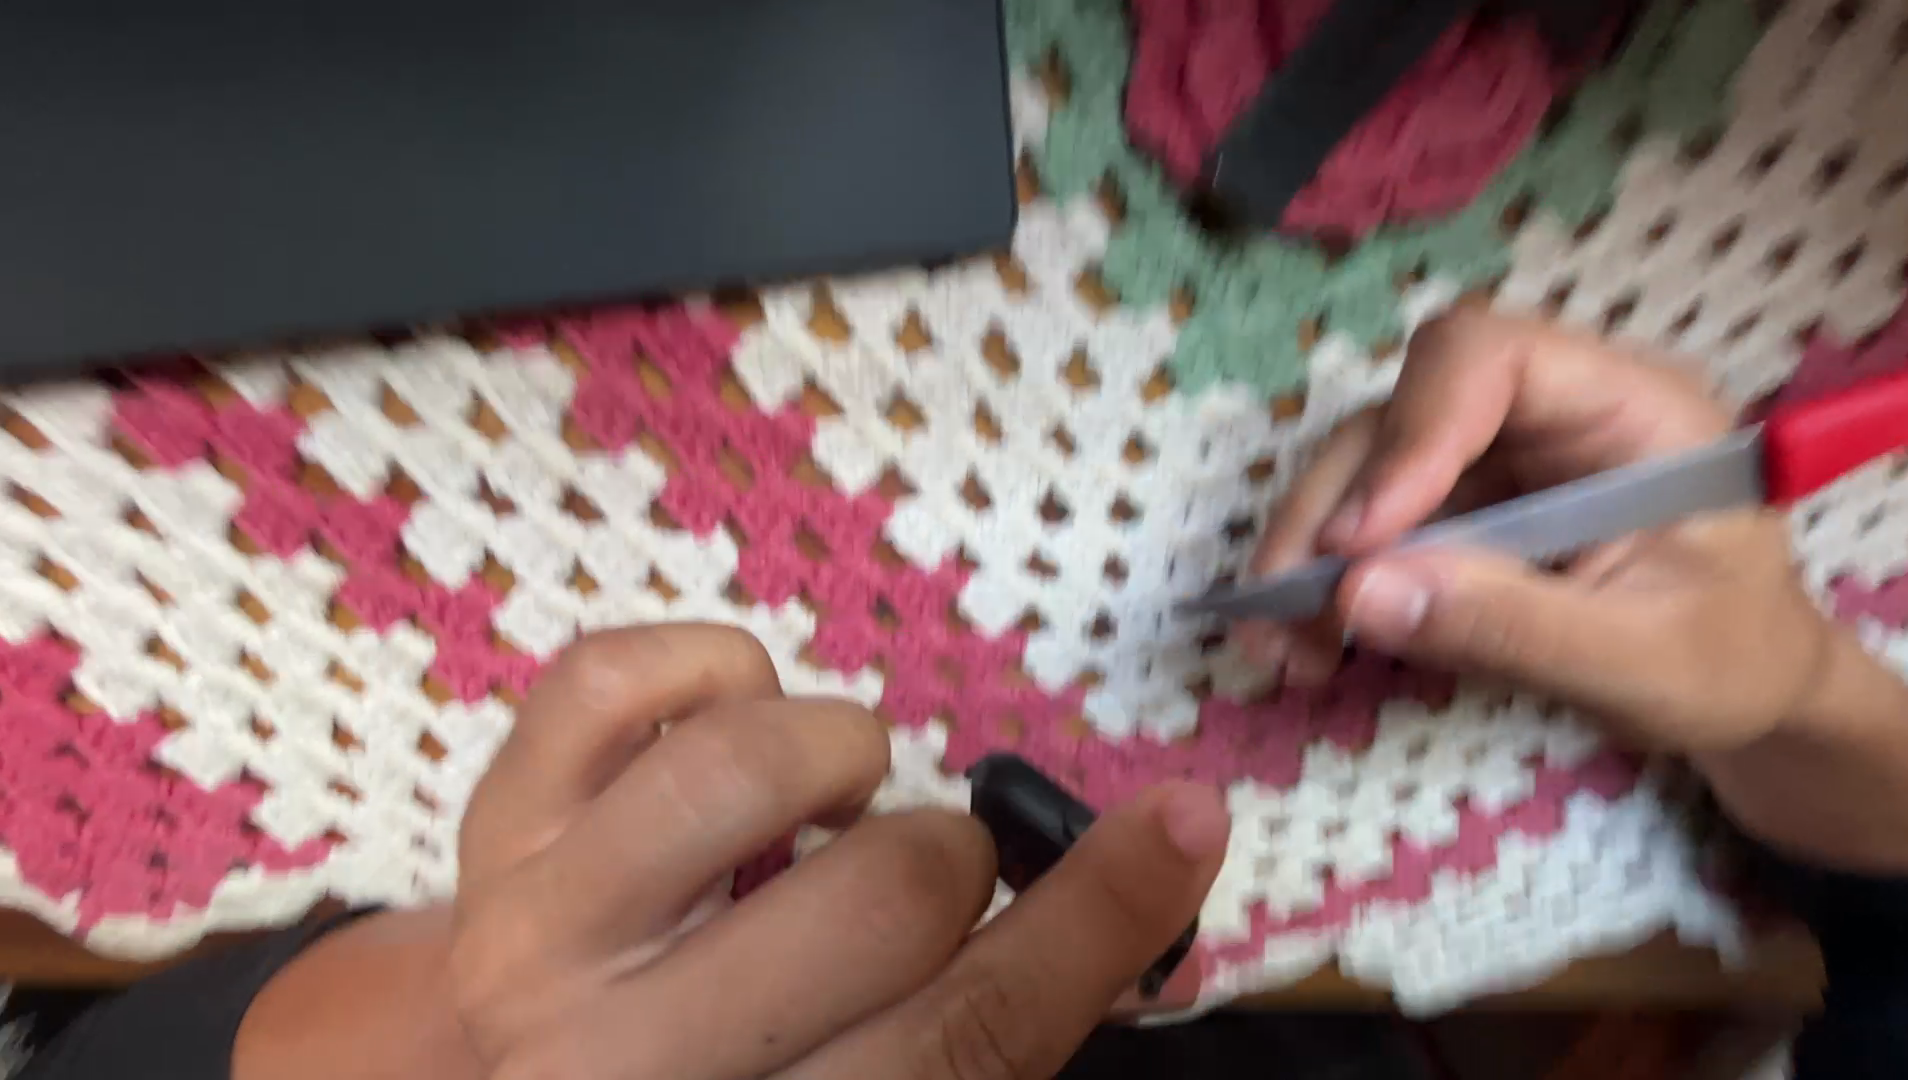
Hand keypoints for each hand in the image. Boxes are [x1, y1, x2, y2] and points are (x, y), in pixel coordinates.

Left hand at [445, 624, 1228, 1079]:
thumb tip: (1124, 877)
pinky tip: (722, 717)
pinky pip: (617, 680)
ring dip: (836, 756)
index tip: (1188, 814)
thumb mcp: (847, 1072)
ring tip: (820, 800)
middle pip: (888, 893)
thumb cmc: (711, 1078)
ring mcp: (536, 934)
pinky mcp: (490, 825)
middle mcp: (624, 1065)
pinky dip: (710, 665)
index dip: (1100, 915)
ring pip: (749, 768)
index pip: (976, 1032)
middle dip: (938, 858)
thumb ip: (967, 1000)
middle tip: (906, 875)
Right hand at [1238, 307, 1834, 753]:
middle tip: (1281, 612)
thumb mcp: (1643, 660)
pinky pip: (1346, 527)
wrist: (1723, 686)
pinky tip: (1302, 642)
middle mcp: (1526, 417)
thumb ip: (1510, 623)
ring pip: (1346, 476)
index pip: (1484, 358)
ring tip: (1284, 648)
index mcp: (1617, 408)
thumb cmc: (1724, 662)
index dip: (1408, 435)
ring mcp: (1470, 461)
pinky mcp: (1431, 508)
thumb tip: (1354, 592)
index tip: (1359, 542)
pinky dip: (1309, 585)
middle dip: (1321, 519)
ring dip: (1298, 559)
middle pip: (1385, 425)